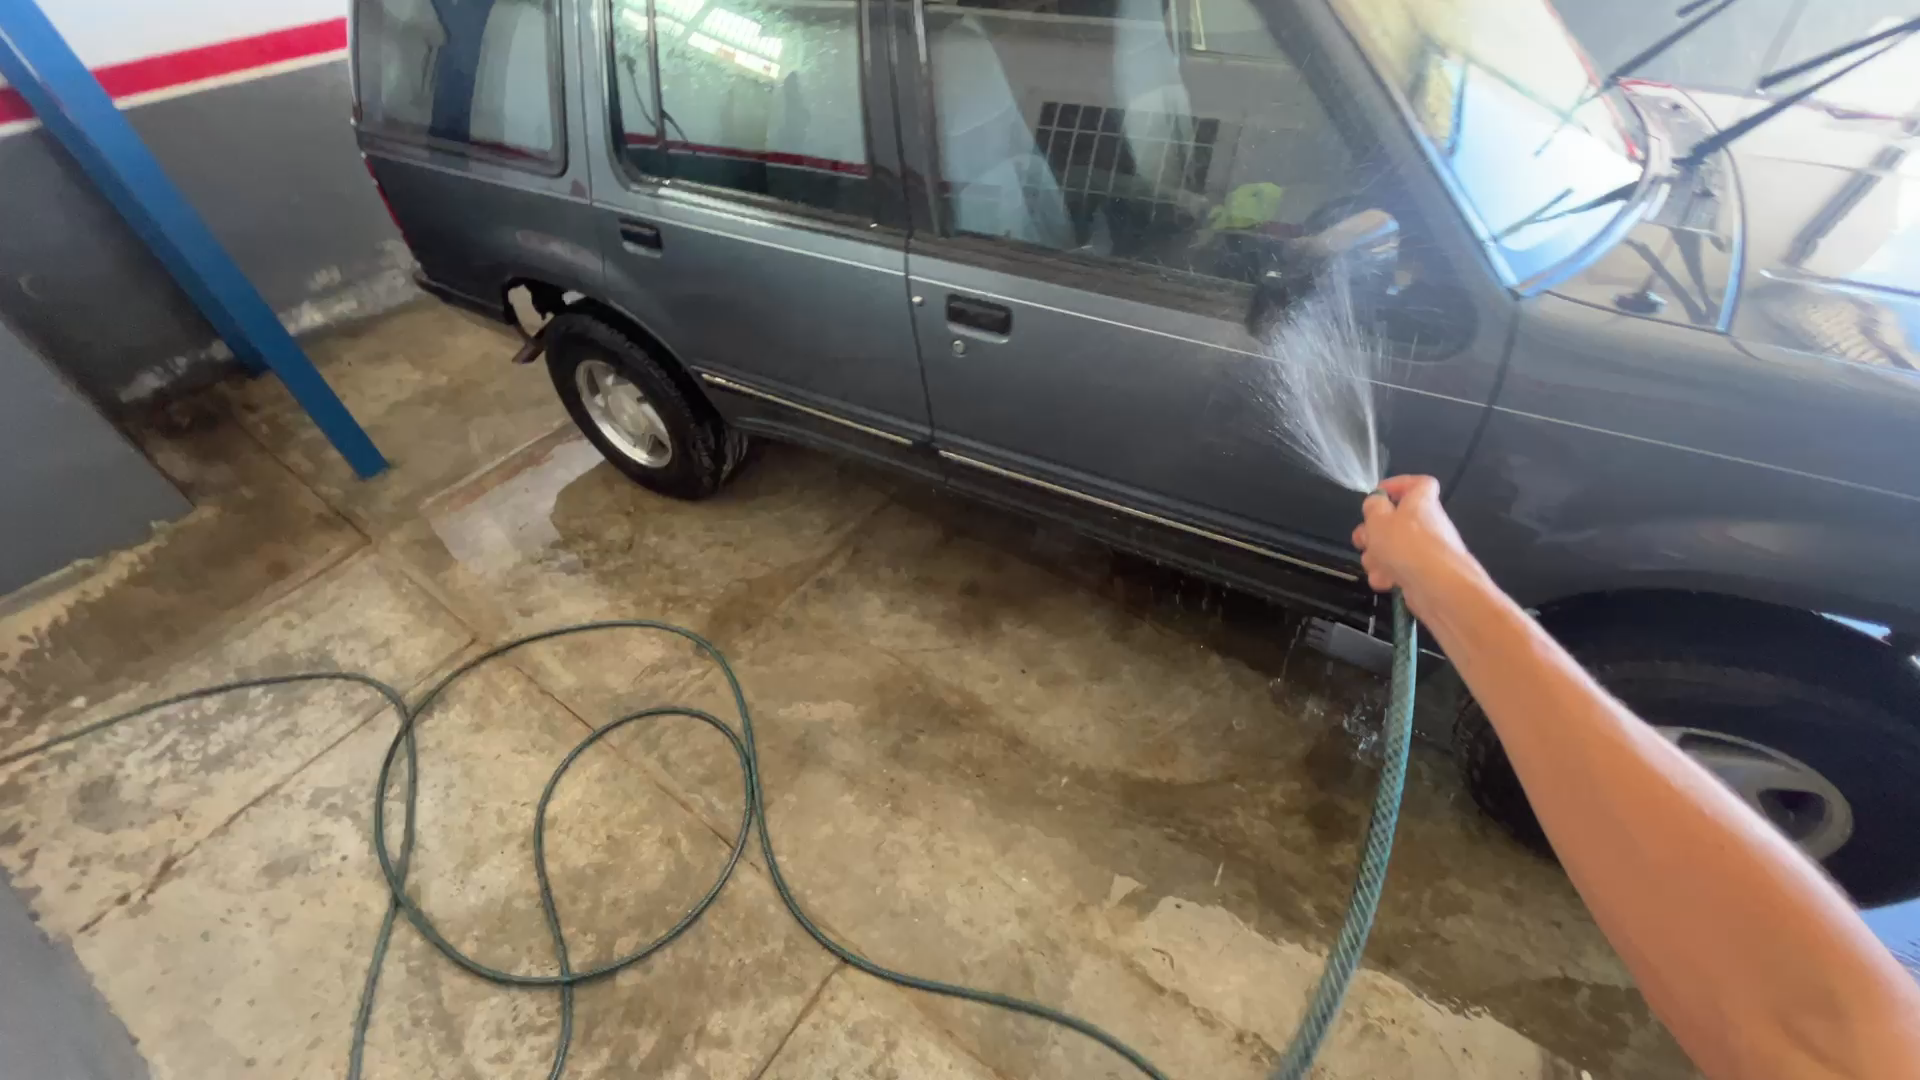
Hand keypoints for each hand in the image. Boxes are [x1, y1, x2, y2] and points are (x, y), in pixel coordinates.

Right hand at [1350, 475, 1488, 617]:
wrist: (1438, 586)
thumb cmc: (1406, 545)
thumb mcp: (1379, 519)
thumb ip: (1373, 506)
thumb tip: (1376, 502)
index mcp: (1420, 503)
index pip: (1419, 483)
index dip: (1398, 484)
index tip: (1377, 495)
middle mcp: (1426, 524)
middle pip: (1394, 520)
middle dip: (1372, 532)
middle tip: (1363, 540)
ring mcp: (1425, 550)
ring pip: (1390, 547)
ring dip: (1375, 556)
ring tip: (1377, 565)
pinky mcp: (1422, 572)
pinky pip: (1396, 568)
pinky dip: (1386, 574)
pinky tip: (1385, 581)